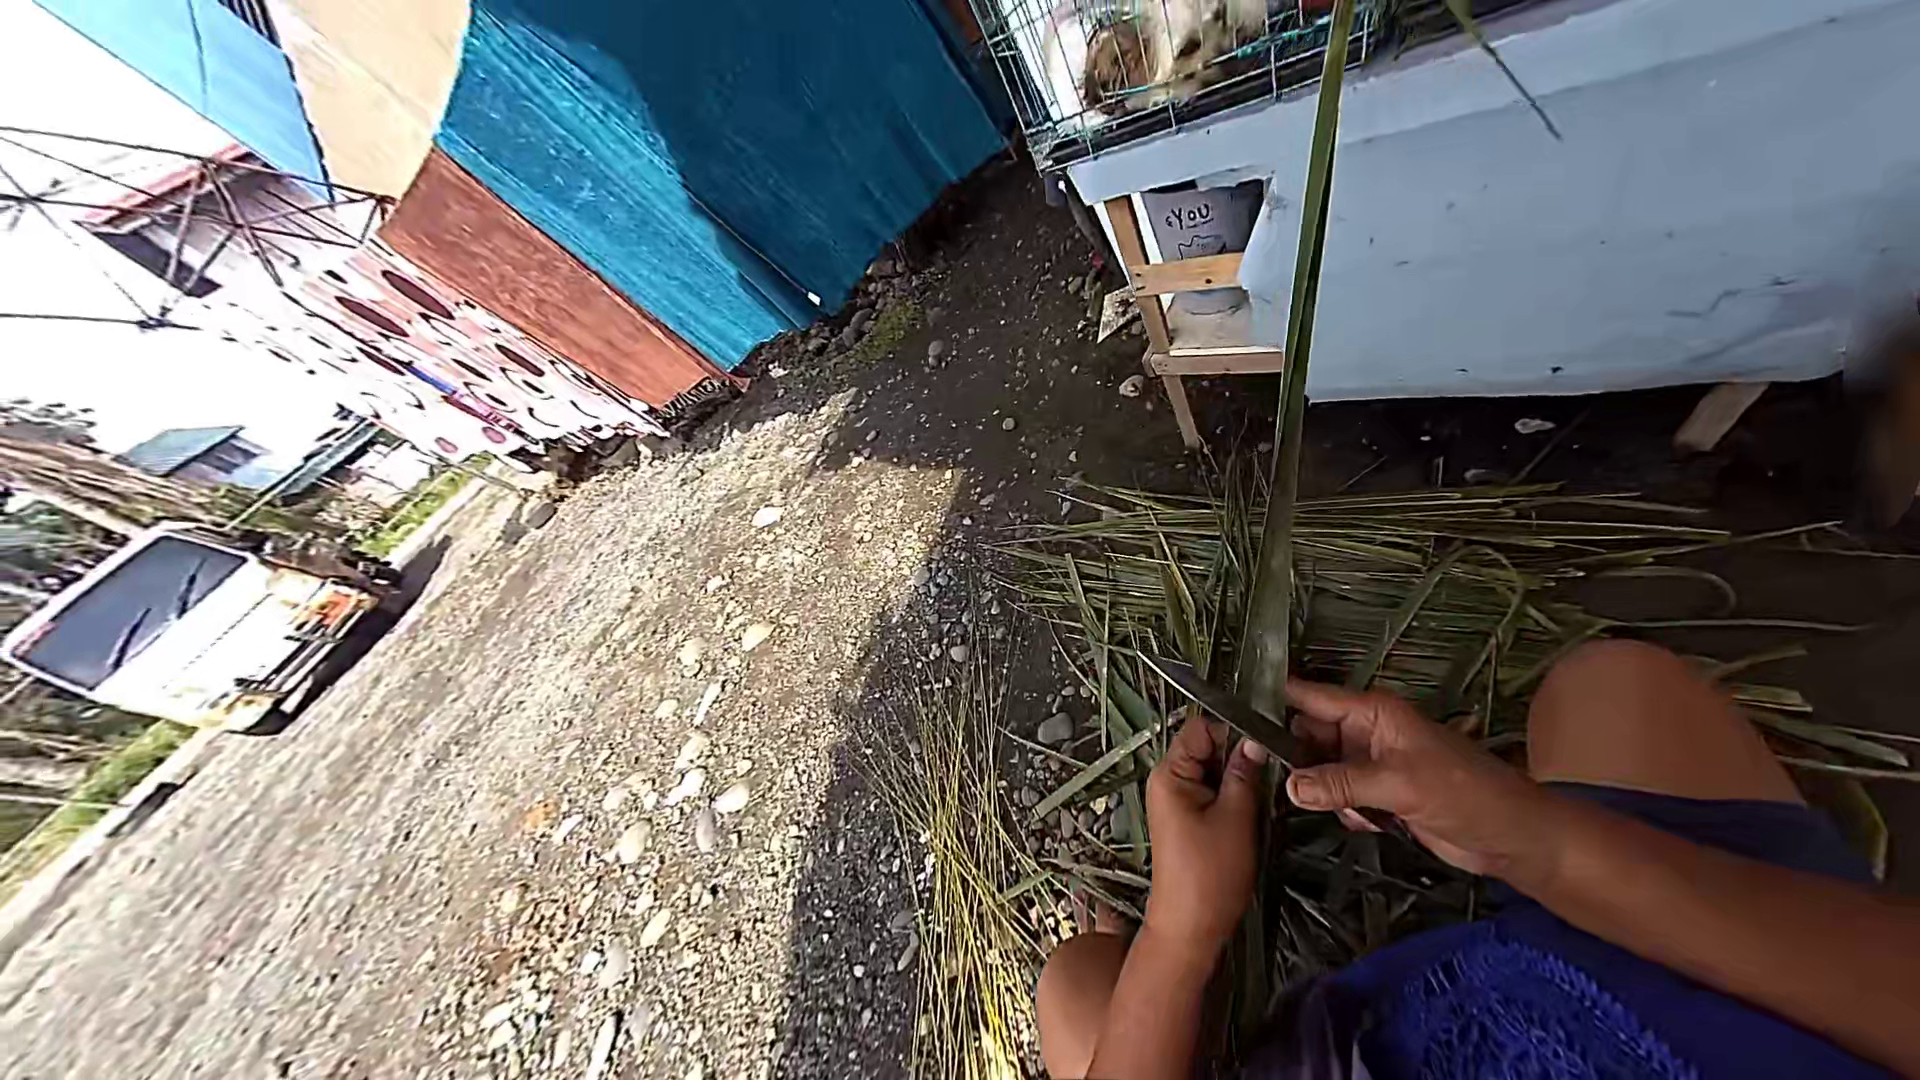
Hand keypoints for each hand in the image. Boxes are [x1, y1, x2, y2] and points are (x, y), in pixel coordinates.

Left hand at [1142, 714, 1266, 956]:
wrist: (1190, 926)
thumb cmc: (1211, 873)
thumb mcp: (1236, 818)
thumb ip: (1244, 775)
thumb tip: (1254, 742)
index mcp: (1169, 773)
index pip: (1199, 729)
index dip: (1231, 733)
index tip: (1263, 746)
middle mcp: (1165, 779)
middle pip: (1204, 748)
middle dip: (1235, 757)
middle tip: (1270, 772)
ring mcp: (1173, 797)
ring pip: (1209, 770)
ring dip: (1235, 778)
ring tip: (1261, 793)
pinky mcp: (1183, 815)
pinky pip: (1207, 790)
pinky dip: (1228, 795)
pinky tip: (1247, 809)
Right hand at [1283, 679, 1548, 876]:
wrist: (1520, 841)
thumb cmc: (1466, 795)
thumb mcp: (1399, 784)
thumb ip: (1340, 783)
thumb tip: (1288, 786)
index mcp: (1370, 712)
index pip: (1308, 696)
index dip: (1272, 700)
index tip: (1235, 715)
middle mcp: (1364, 731)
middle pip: (1307, 733)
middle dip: (1294, 756)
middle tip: (1278, 779)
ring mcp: (1370, 761)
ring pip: (1319, 766)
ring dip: (1321, 788)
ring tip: (1338, 808)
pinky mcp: (1377, 791)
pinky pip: (1337, 791)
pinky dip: (1341, 807)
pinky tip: (1363, 822)